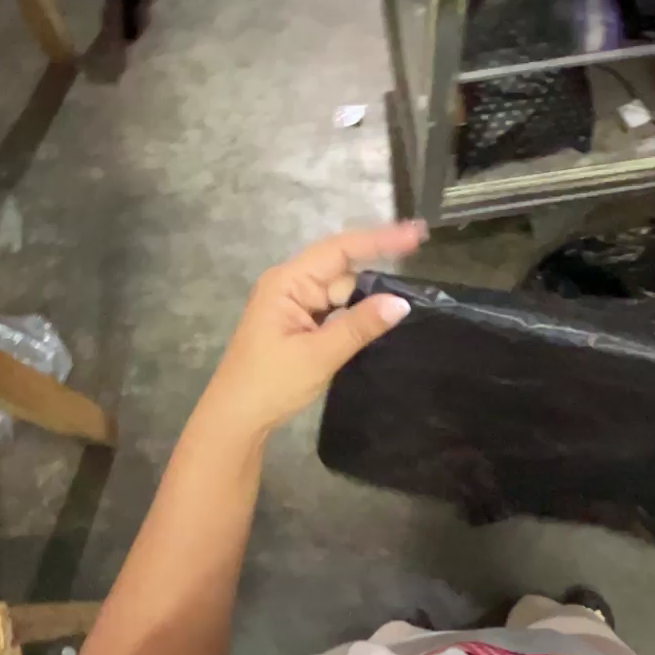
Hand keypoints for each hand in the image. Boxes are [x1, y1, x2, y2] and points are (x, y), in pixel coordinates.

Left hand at [193, 222, 426, 441]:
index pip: (340, 250)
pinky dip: (354, 316)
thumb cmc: (270, 384)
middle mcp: (290, 286)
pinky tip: (377, 323)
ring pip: (340, 293)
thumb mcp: (319, 355)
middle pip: (342, 271)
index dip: (380, 240)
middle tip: (418, 290)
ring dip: (366, 301)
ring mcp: (293, 306)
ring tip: (405, 308)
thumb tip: (401, 302)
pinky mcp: (297, 326)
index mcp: (288, 283)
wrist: (236, 419)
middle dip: (375, 279)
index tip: (416, 234)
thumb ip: (360, 326)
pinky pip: (333, 311)